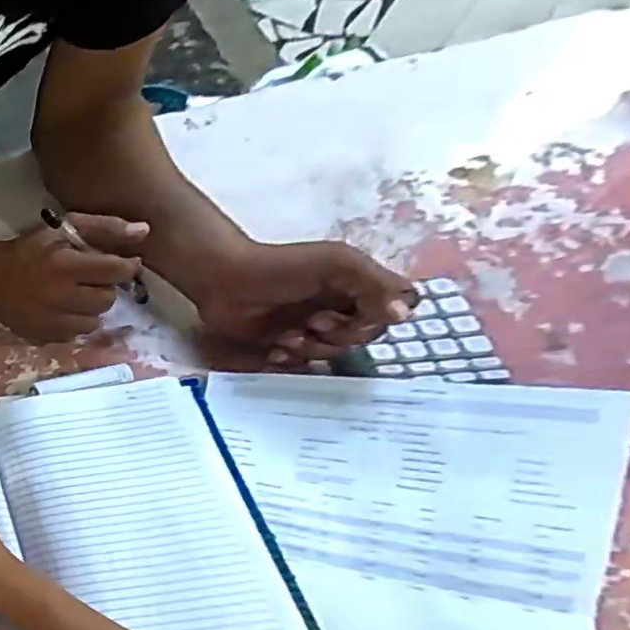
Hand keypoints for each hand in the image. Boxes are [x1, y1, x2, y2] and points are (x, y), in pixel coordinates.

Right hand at [0, 213, 148, 343]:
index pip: (115, 272)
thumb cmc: (31, 249)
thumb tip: (144, 232)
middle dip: (105, 289)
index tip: (123, 265)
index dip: (126, 268)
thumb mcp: (64, 229)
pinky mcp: (43, 335)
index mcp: (65, 265)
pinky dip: (75, 322)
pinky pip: (74, 334)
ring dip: (91, 309)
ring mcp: (50, 320)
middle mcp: (59, 296)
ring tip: (78, 297)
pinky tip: (64, 310)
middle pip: (107, 300)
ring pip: (94, 321)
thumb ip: (105, 228)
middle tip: (92, 281)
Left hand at [184, 241, 413, 368]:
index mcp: (359, 286)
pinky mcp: (286, 345)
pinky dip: (290, 360)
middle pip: (364, 337)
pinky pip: (302, 364)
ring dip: (311, 347)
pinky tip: (275, 349)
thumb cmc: (282, 267)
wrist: (227, 283)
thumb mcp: (335, 265)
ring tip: (287, 335)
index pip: (393, 311)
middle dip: (339, 334)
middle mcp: (341, 308)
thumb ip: (373, 285)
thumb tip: (403, 315)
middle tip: (313, 322)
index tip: (358, 313)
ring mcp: (313, 328)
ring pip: (333, 353)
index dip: (378, 319)